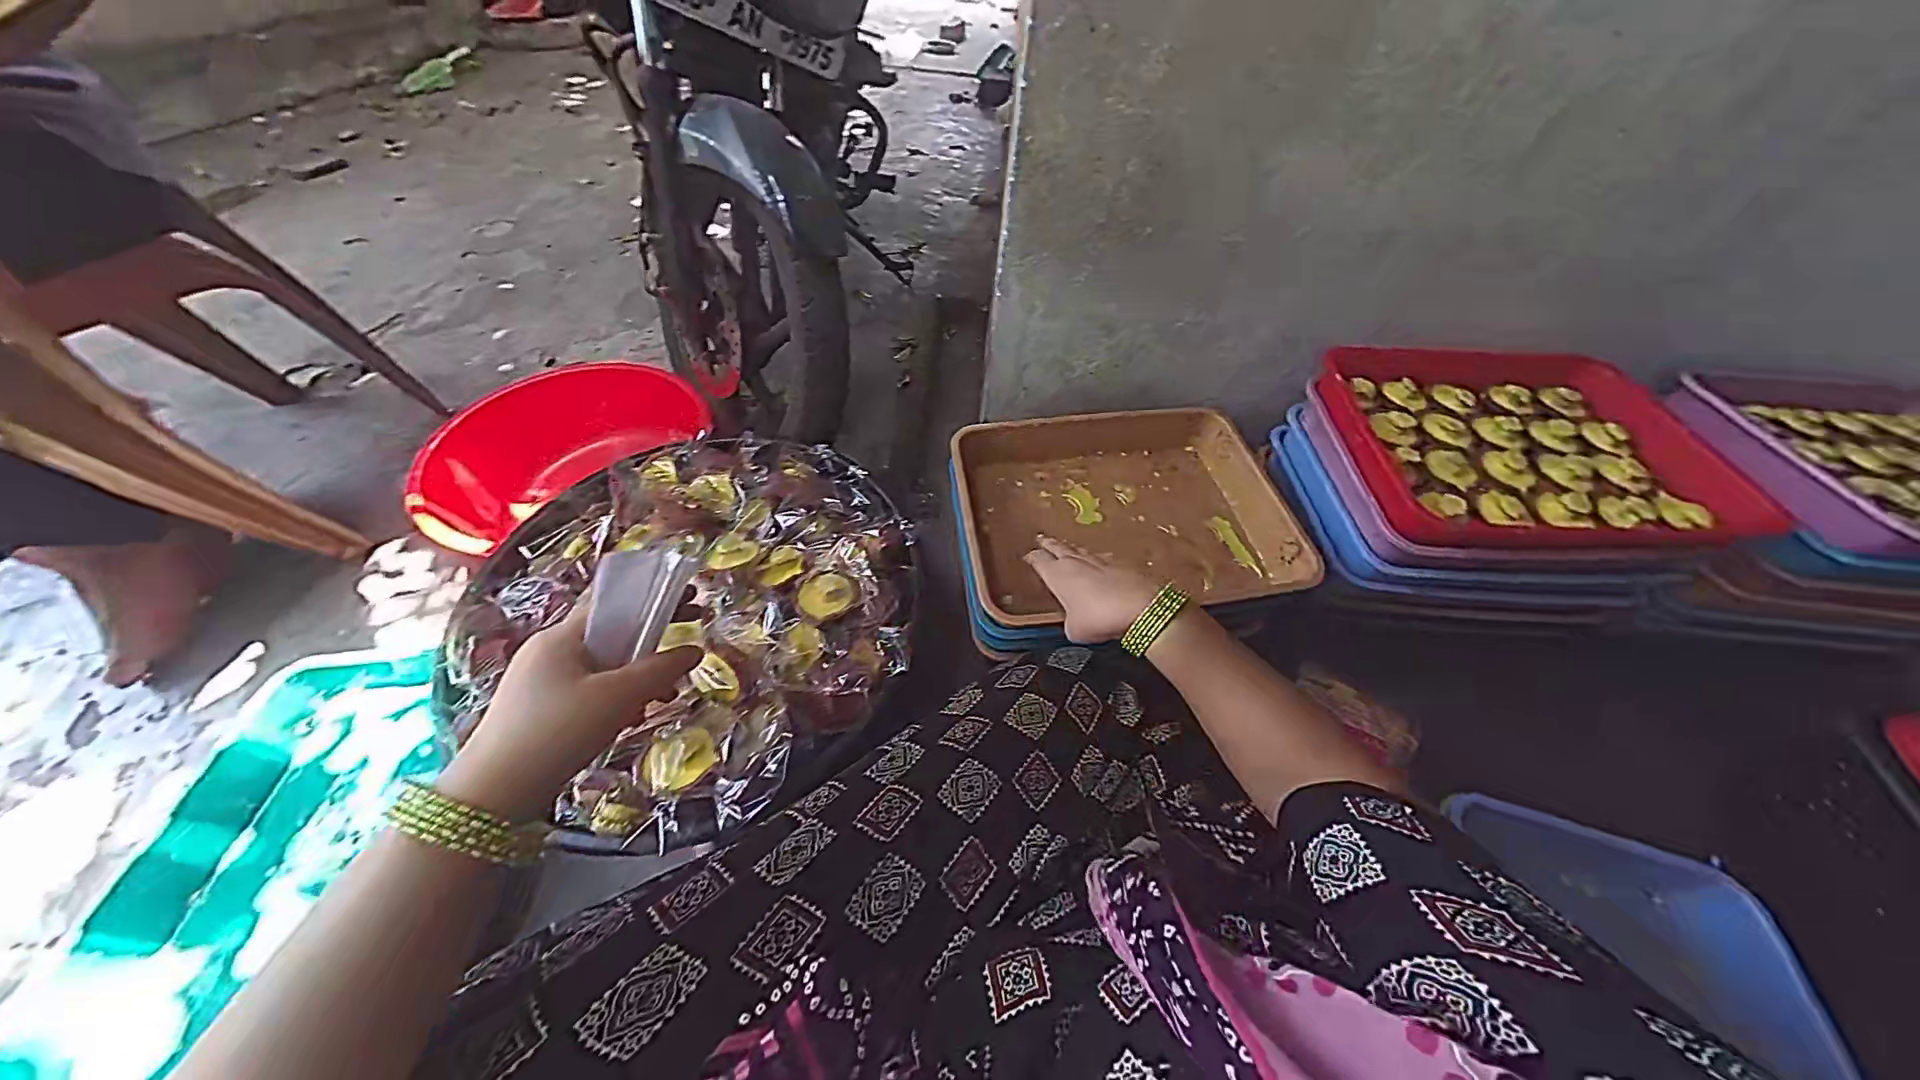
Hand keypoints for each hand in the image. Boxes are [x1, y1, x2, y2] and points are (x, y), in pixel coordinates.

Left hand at [435, 604, 700, 821]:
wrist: (492, 796)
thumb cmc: (557, 733)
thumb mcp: (618, 698)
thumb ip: (660, 670)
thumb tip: (695, 650)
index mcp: (561, 636)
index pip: (614, 602)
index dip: (655, 598)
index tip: (691, 601)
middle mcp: (548, 651)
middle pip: (612, 633)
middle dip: (653, 641)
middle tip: (687, 648)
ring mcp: (540, 680)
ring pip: (604, 666)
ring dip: (638, 676)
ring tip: (665, 696)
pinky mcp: (539, 709)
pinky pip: (589, 690)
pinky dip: (617, 697)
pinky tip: (630, 719)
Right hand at [1024, 536, 1163, 643]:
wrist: (1141, 607)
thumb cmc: (1100, 618)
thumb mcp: (1074, 629)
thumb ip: (1069, 621)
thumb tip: (1075, 621)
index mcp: (1057, 574)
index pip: (1039, 560)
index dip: (1033, 558)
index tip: (1029, 556)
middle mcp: (1075, 562)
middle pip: (1057, 547)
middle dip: (1048, 544)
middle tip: (1042, 540)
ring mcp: (1099, 560)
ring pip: (1079, 550)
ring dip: (1070, 549)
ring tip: (1066, 548)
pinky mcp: (1121, 564)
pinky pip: (1100, 557)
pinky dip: (1094, 559)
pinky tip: (1096, 561)